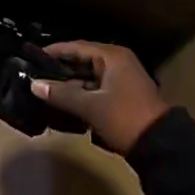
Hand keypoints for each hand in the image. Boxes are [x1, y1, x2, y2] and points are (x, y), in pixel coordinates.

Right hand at [30, 41, 167, 152]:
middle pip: (82, 61)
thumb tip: (34, 85)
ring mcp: (122, 80)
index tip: (33, 57)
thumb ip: (61, 94)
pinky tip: (65, 103)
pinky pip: (96, 89)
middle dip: (61, 70)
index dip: (54, 51)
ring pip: (88, 77)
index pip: (77, 47)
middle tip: (37, 75)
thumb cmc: (124, 118)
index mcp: (113, 56)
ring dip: (70, 85)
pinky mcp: (123, 97)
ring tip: (47, 90)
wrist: (161, 148)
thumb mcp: (91, 106)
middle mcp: (118, 63)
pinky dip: (82, 94)